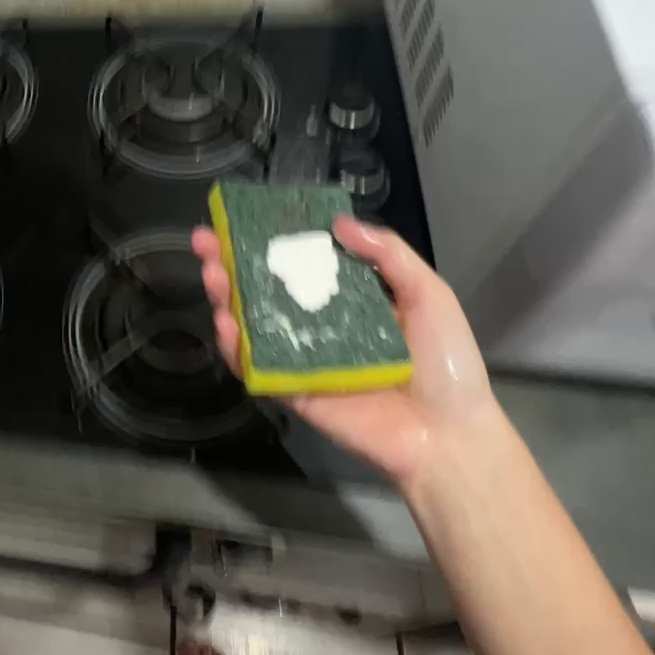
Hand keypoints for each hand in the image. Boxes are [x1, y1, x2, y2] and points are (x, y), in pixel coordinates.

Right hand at [190, 215, 497, 487]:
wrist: (448, 436)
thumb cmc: (445, 363)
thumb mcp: (429, 294)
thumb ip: (389, 254)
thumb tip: (338, 222)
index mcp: (343, 297)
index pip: (296, 261)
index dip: (266, 239)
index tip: (239, 218)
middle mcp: (314, 322)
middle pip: (261, 287)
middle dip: (228, 262)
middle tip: (205, 241)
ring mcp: (298, 355)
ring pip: (248, 322)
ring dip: (223, 296)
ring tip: (211, 274)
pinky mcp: (289, 389)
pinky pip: (253, 366)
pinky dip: (233, 346)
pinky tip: (225, 324)